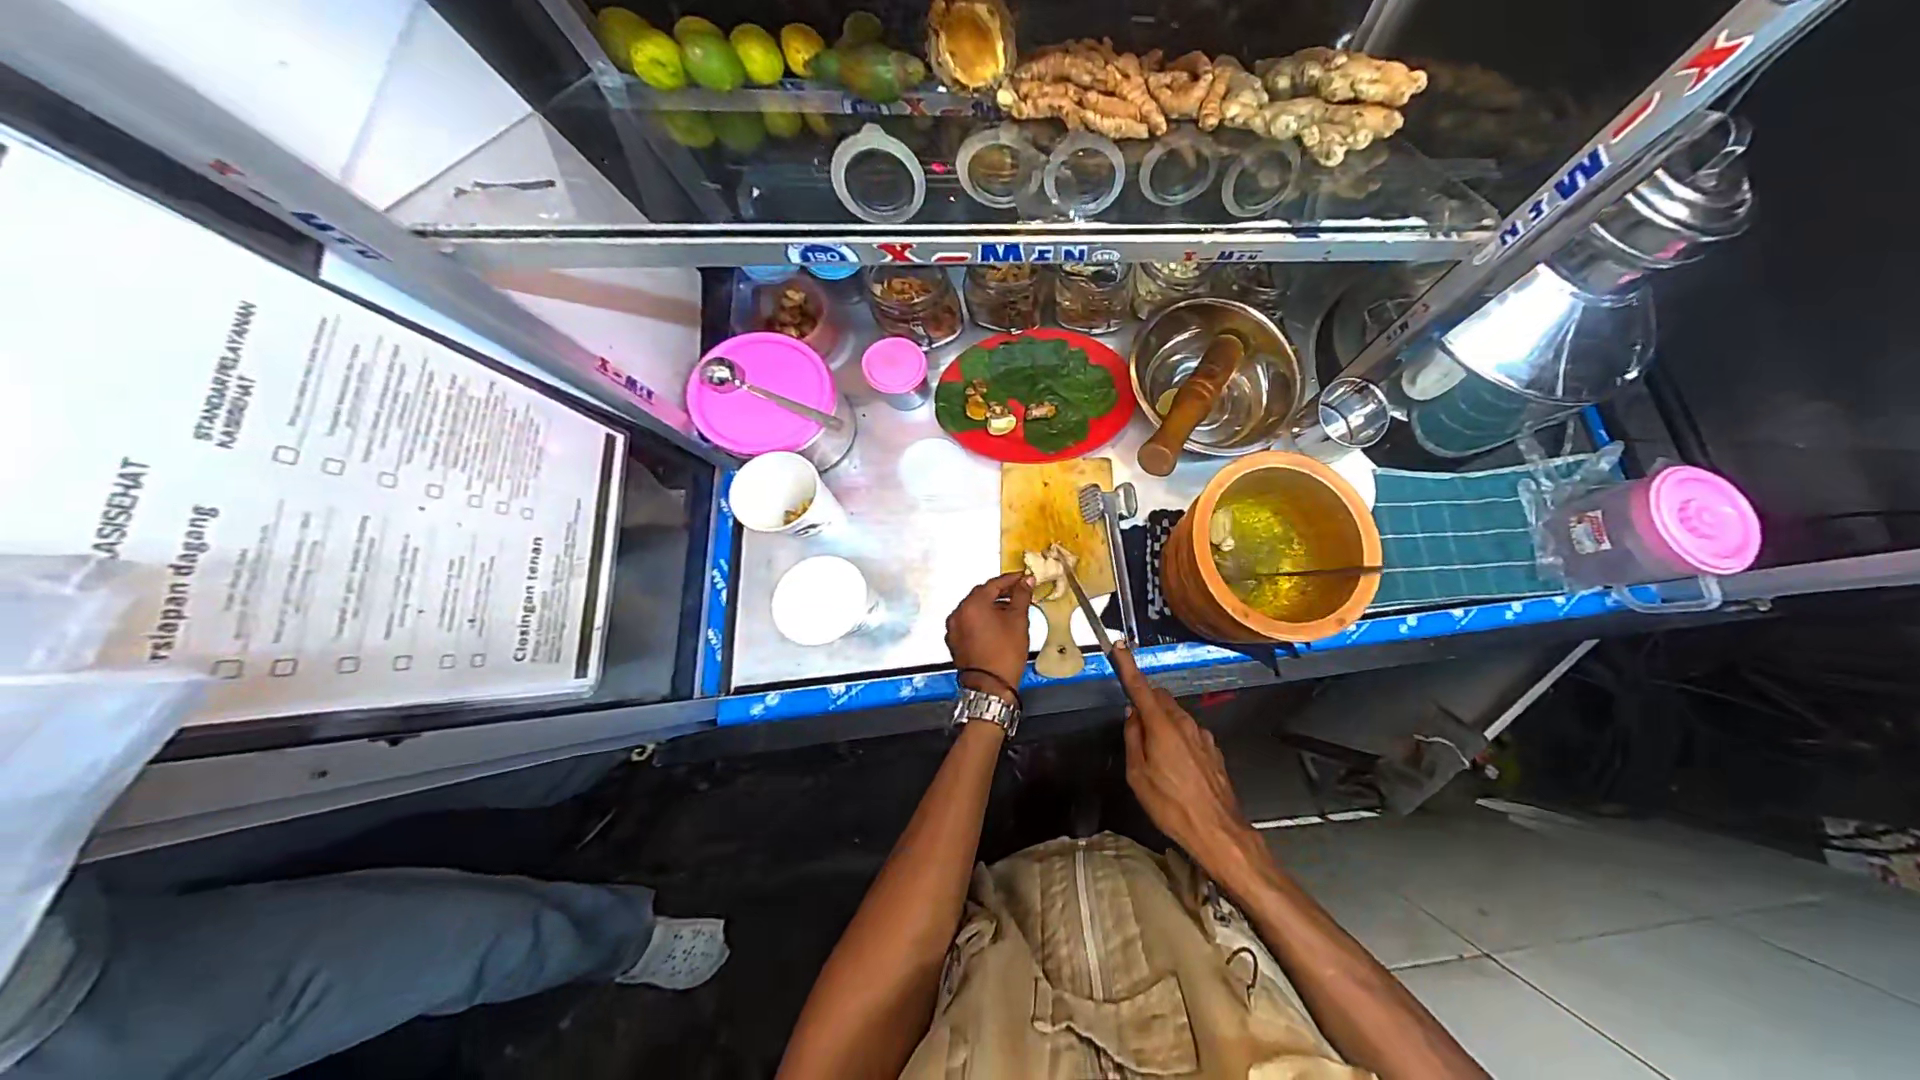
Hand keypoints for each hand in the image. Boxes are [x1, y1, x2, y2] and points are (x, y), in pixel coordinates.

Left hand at [945, 571, 1034, 702]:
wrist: (990, 686)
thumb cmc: (1006, 652)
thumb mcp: (1018, 621)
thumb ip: (1021, 596)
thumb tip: (1026, 580)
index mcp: (972, 604)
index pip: (993, 584)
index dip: (1011, 580)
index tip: (1023, 577)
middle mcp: (958, 613)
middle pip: (980, 595)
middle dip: (1000, 593)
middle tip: (1018, 593)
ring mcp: (953, 628)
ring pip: (973, 610)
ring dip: (990, 606)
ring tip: (1009, 610)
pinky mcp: (954, 641)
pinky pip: (968, 623)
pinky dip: (981, 620)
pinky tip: (995, 625)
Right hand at [1112, 646, 1267, 886]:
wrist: (1218, 831)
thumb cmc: (1170, 805)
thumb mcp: (1137, 774)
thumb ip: (1132, 738)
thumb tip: (1132, 714)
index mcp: (1162, 726)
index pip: (1140, 687)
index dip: (1128, 666)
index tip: (1119, 646)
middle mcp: (1185, 723)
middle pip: (1160, 698)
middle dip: (1145, 702)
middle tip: (1134, 729)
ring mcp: (1203, 735)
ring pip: (1176, 715)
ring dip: (1161, 722)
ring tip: (1154, 756)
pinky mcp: (1214, 750)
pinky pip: (1189, 732)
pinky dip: (1177, 737)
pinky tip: (1175, 766)